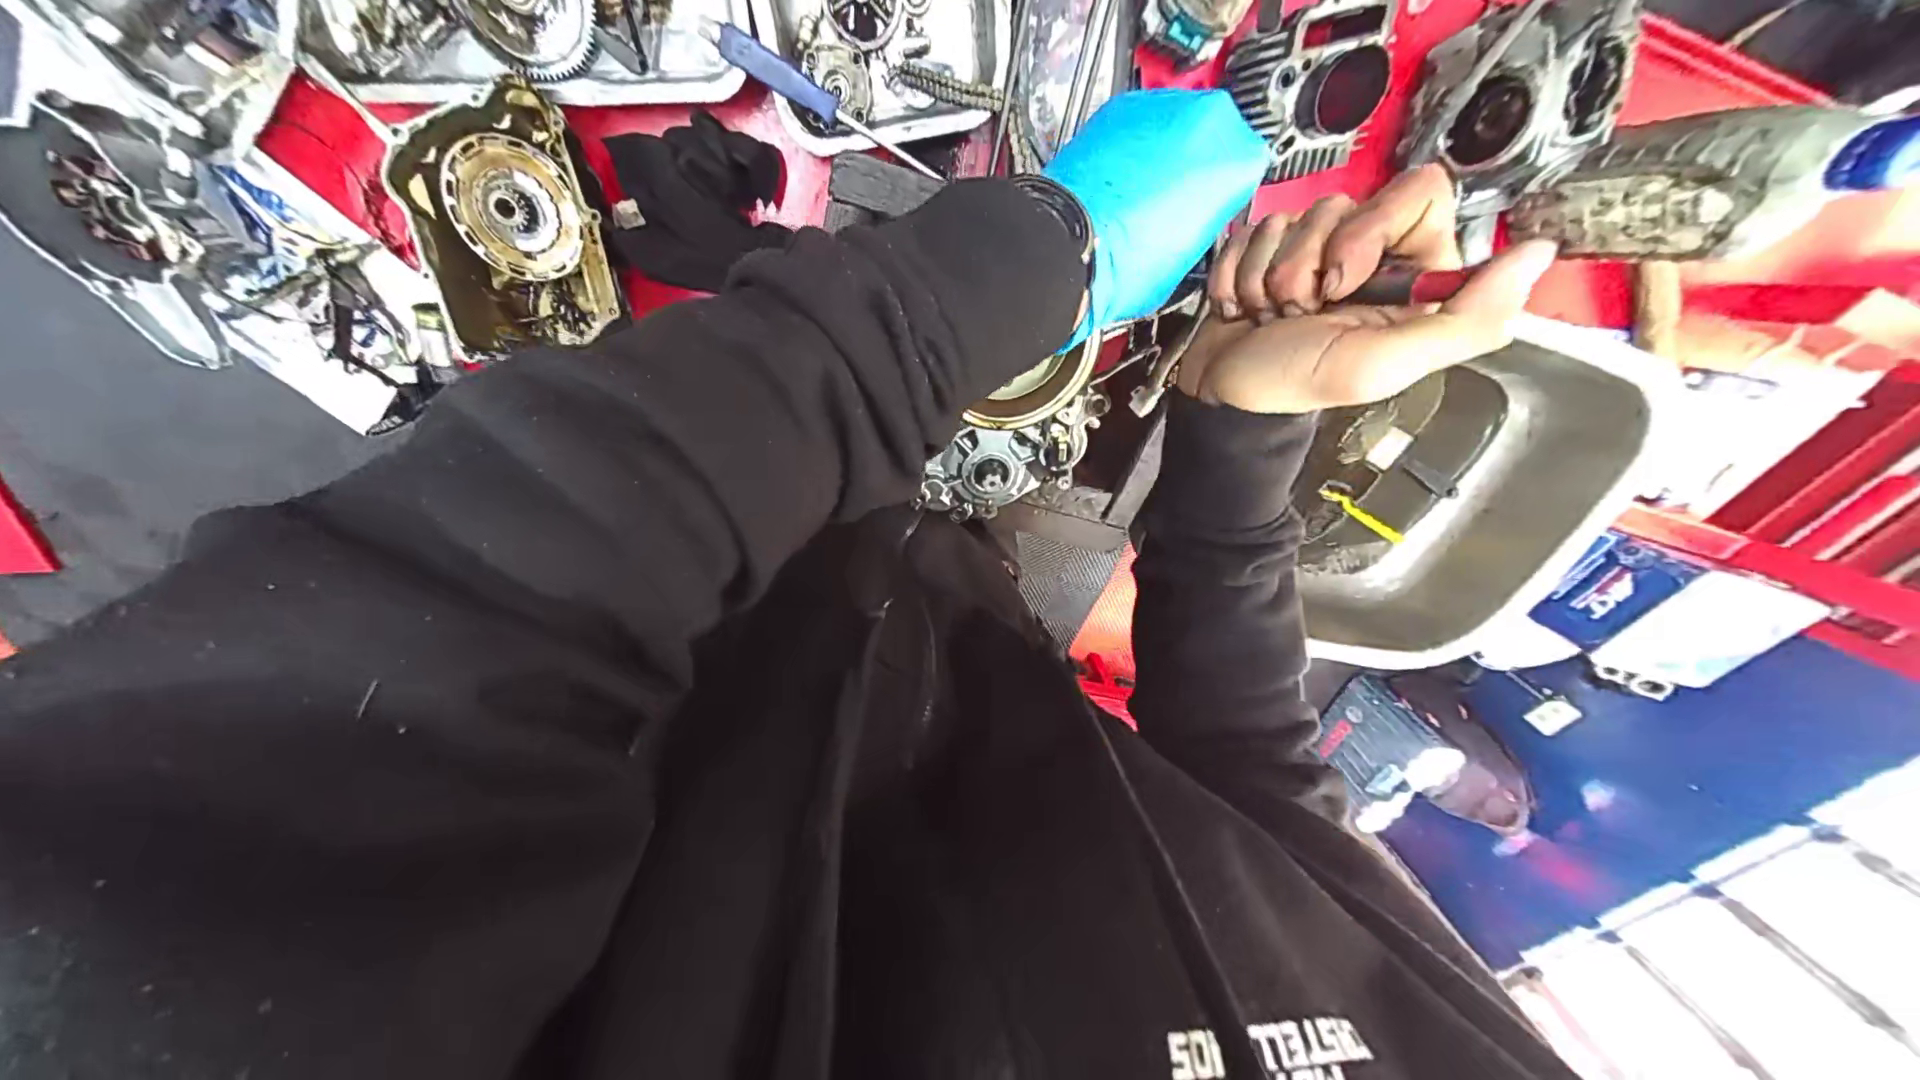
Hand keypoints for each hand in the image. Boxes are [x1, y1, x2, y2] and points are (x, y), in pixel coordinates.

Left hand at [1043, 89, 1270, 347]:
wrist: (1067, 251)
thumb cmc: (1123, 265)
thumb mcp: (1186, 261)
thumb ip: (1201, 227)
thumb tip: (1190, 223)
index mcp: (1240, 159)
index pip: (1247, 168)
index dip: (1223, 194)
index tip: (1208, 207)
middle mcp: (1209, 119)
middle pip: (1215, 138)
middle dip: (1195, 165)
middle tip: (1170, 202)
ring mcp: (1163, 107)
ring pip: (1177, 126)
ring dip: (1163, 153)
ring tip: (1138, 195)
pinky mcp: (1120, 107)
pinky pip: (1139, 124)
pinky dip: (1130, 146)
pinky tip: (1116, 181)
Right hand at [1176, 164, 1557, 414]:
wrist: (1222, 397)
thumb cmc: (1290, 384)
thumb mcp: (1383, 364)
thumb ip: (1465, 319)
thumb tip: (1536, 256)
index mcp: (1407, 277)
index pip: (1415, 194)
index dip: (1369, 230)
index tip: (1341, 280)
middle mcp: (1364, 258)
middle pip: (1341, 205)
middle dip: (1304, 265)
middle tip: (1300, 309)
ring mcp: (1310, 254)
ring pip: (1291, 219)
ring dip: (1266, 276)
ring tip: (1268, 316)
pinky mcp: (1265, 256)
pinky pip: (1252, 233)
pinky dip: (1238, 276)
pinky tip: (1244, 309)